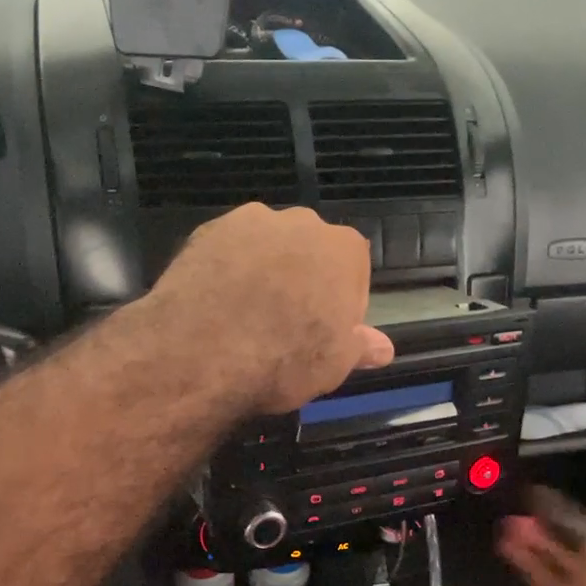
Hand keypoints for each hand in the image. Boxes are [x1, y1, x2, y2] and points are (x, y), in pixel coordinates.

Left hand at [147, 203, 393, 411]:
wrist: (202, 352)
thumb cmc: (284, 360)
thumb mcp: (334, 364)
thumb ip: (360, 347)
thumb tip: (383, 348)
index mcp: (343, 248)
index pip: (353, 273)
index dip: (340, 306)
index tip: (323, 335)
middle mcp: (301, 222)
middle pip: (309, 253)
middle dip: (302, 281)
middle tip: (283, 326)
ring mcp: (249, 221)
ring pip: (266, 248)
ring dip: (263, 272)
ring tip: (244, 318)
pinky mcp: (205, 231)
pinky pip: (227, 252)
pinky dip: (226, 272)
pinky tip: (216, 306)